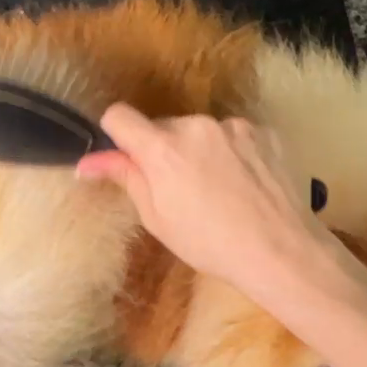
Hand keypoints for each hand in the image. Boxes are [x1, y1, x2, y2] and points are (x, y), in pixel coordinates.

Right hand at [75, 105, 330, 291]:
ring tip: (214, 189)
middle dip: (160, 150)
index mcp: (162, 147)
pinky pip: (230, 136)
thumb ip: (124, 177)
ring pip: (197, 132)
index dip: (115, 135)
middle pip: (161, 127)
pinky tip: (240, 184)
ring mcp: (233, 126)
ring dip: (195, 151)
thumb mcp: (156, 217)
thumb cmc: (208, 243)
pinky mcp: (263, 132)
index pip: (119, 116)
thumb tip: (86, 163)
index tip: (124, 159)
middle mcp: (196, 125)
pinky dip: (227, 153)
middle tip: (174, 189)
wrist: (281, 250)